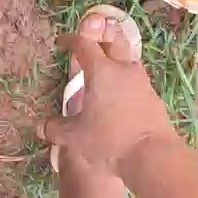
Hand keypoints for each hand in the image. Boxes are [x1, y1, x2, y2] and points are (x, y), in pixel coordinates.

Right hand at [44, 24, 175, 176]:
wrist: (154, 157)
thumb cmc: (109, 141)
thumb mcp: (74, 138)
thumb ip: (55, 128)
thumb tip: (42, 126)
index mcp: (101, 71)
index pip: (84, 44)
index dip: (71, 40)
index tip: (62, 42)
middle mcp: (123, 70)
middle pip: (113, 42)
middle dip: (100, 40)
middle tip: (89, 49)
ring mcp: (143, 83)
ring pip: (128, 61)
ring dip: (117, 61)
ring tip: (106, 75)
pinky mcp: (155, 99)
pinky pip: (138, 82)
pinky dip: (128, 83)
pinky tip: (122, 99)